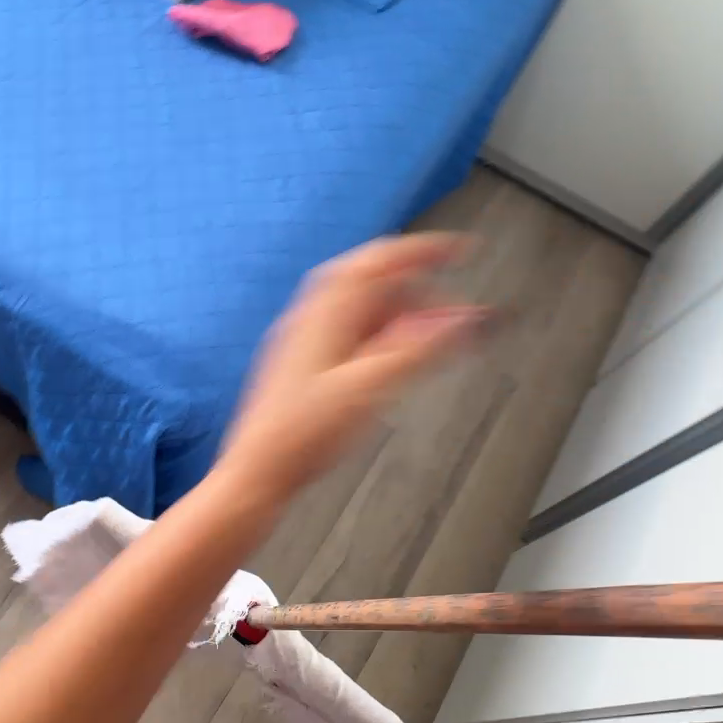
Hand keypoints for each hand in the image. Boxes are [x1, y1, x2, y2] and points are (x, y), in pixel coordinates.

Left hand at [213, 234, 487, 507]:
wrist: (257, 472)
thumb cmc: (301, 434)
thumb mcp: (370, 387)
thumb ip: (420, 349)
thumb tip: (465, 318)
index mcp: (324, 312)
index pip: (378, 260)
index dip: (422, 250)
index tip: (460, 249)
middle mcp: (311, 318)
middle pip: (369, 282)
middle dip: (417, 287)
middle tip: (455, 308)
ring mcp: (304, 340)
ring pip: (359, 308)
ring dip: (400, 312)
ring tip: (435, 335)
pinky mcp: (303, 365)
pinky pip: (349, 332)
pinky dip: (380, 334)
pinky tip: (395, 358)